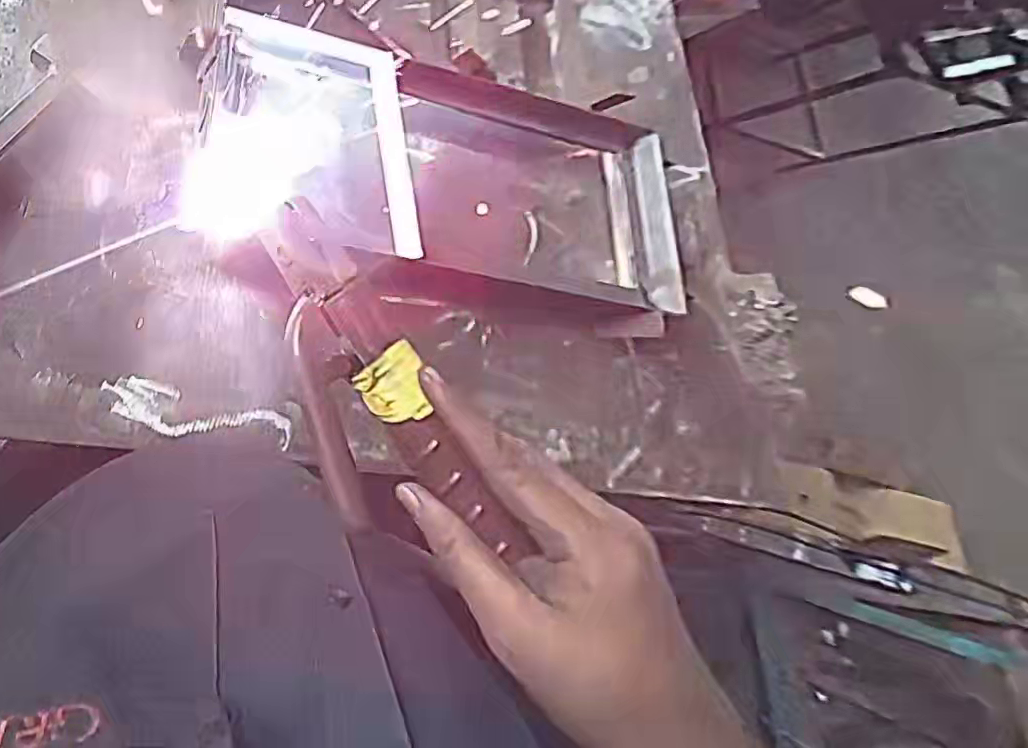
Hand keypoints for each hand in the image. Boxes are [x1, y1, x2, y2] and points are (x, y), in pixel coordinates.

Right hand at [395, 369, 751, 747]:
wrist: (678, 740)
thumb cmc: (591, 689)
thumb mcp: (513, 628)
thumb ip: (460, 554)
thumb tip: (411, 494)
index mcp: (591, 540)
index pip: (509, 463)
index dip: (462, 417)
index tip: (427, 377)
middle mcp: (609, 520)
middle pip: (525, 457)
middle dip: (469, 422)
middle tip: (423, 391)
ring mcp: (617, 530)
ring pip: (538, 471)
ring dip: (486, 444)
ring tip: (440, 420)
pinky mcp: (613, 542)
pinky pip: (548, 492)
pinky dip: (506, 471)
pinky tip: (479, 469)